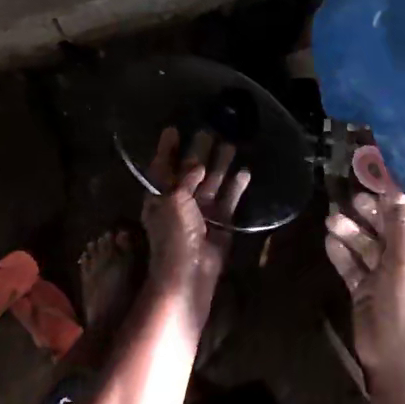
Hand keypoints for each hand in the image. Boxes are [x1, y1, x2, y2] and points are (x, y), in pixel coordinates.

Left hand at [140, 127, 250, 289]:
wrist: (189, 273)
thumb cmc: (174, 235)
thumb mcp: (174, 201)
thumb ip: (185, 180)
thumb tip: (198, 166)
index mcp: (159, 197)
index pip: (162, 167)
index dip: (167, 149)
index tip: (172, 129)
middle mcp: (179, 202)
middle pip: (190, 172)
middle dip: (199, 153)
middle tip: (209, 130)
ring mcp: (201, 213)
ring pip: (212, 183)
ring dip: (220, 165)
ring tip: (231, 144)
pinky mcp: (220, 224)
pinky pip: (229, 200)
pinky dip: (236, 187)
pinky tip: (245, 172)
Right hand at [325, 191, 404, 382]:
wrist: (398, 366)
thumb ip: (399, 227)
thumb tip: (396, 191)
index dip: (397, 201)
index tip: (376, 181)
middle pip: (391, 232)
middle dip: (370, 216)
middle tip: (350, 199)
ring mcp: (390, 281)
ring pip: (369, 249)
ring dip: (352, 234)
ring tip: (331, 219)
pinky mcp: (369, 293)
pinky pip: (355, 268)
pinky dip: (344, 255)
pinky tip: (330, 241)